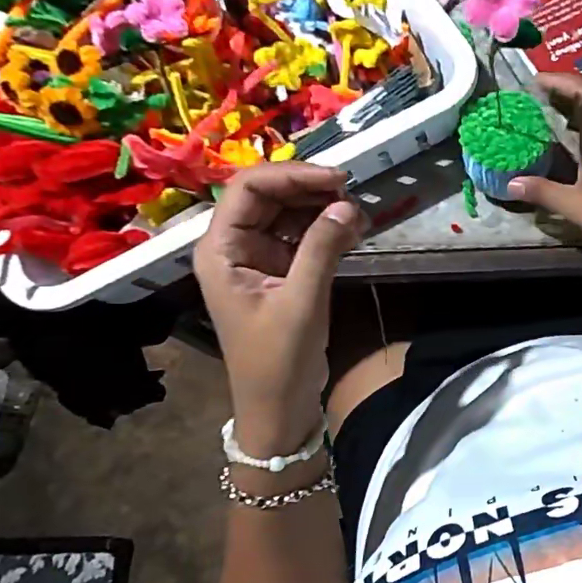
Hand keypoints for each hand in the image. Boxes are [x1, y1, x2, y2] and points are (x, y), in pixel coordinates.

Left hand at [195, 163, 367, 455]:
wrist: (279, 407)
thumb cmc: (278, 359)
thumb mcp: (301, 302)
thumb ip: (322, 249)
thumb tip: (347, 205)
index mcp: (222, 249)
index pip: (249, 189)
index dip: (292, 175)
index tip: (338, 179)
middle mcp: (236, 246)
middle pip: (270, 197)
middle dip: (311, 190)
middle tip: (355, 195)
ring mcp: (259, 258)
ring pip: (289, 215)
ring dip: (323, 209)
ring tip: (360, 216)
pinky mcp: (282, 272)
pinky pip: (303, 238)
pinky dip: (328, 230)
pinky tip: (353, 231)